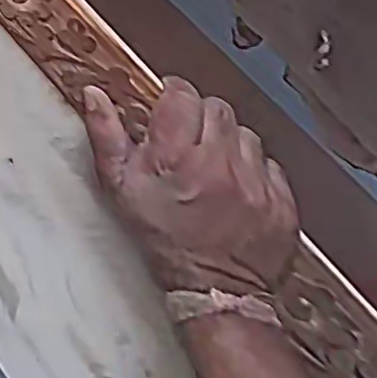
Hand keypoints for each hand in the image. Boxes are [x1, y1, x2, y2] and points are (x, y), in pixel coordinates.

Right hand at [81, 78, 297, 295]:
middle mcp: (219, 164)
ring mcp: (256, 184)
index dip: (174, 91)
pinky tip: (234, 179)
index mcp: (176, 156)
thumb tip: (94, 95)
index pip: (183, 96)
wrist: (210, 286)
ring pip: (245, 133)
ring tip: (210, 158)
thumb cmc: (160, 233)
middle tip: (185, 130)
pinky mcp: (282, 203)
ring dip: (226, 138)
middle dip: (199, 113)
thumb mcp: (117, 182)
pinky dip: (252, 165)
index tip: (167, 96)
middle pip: (217, 108)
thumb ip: (105, 132)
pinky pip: (270, 163)